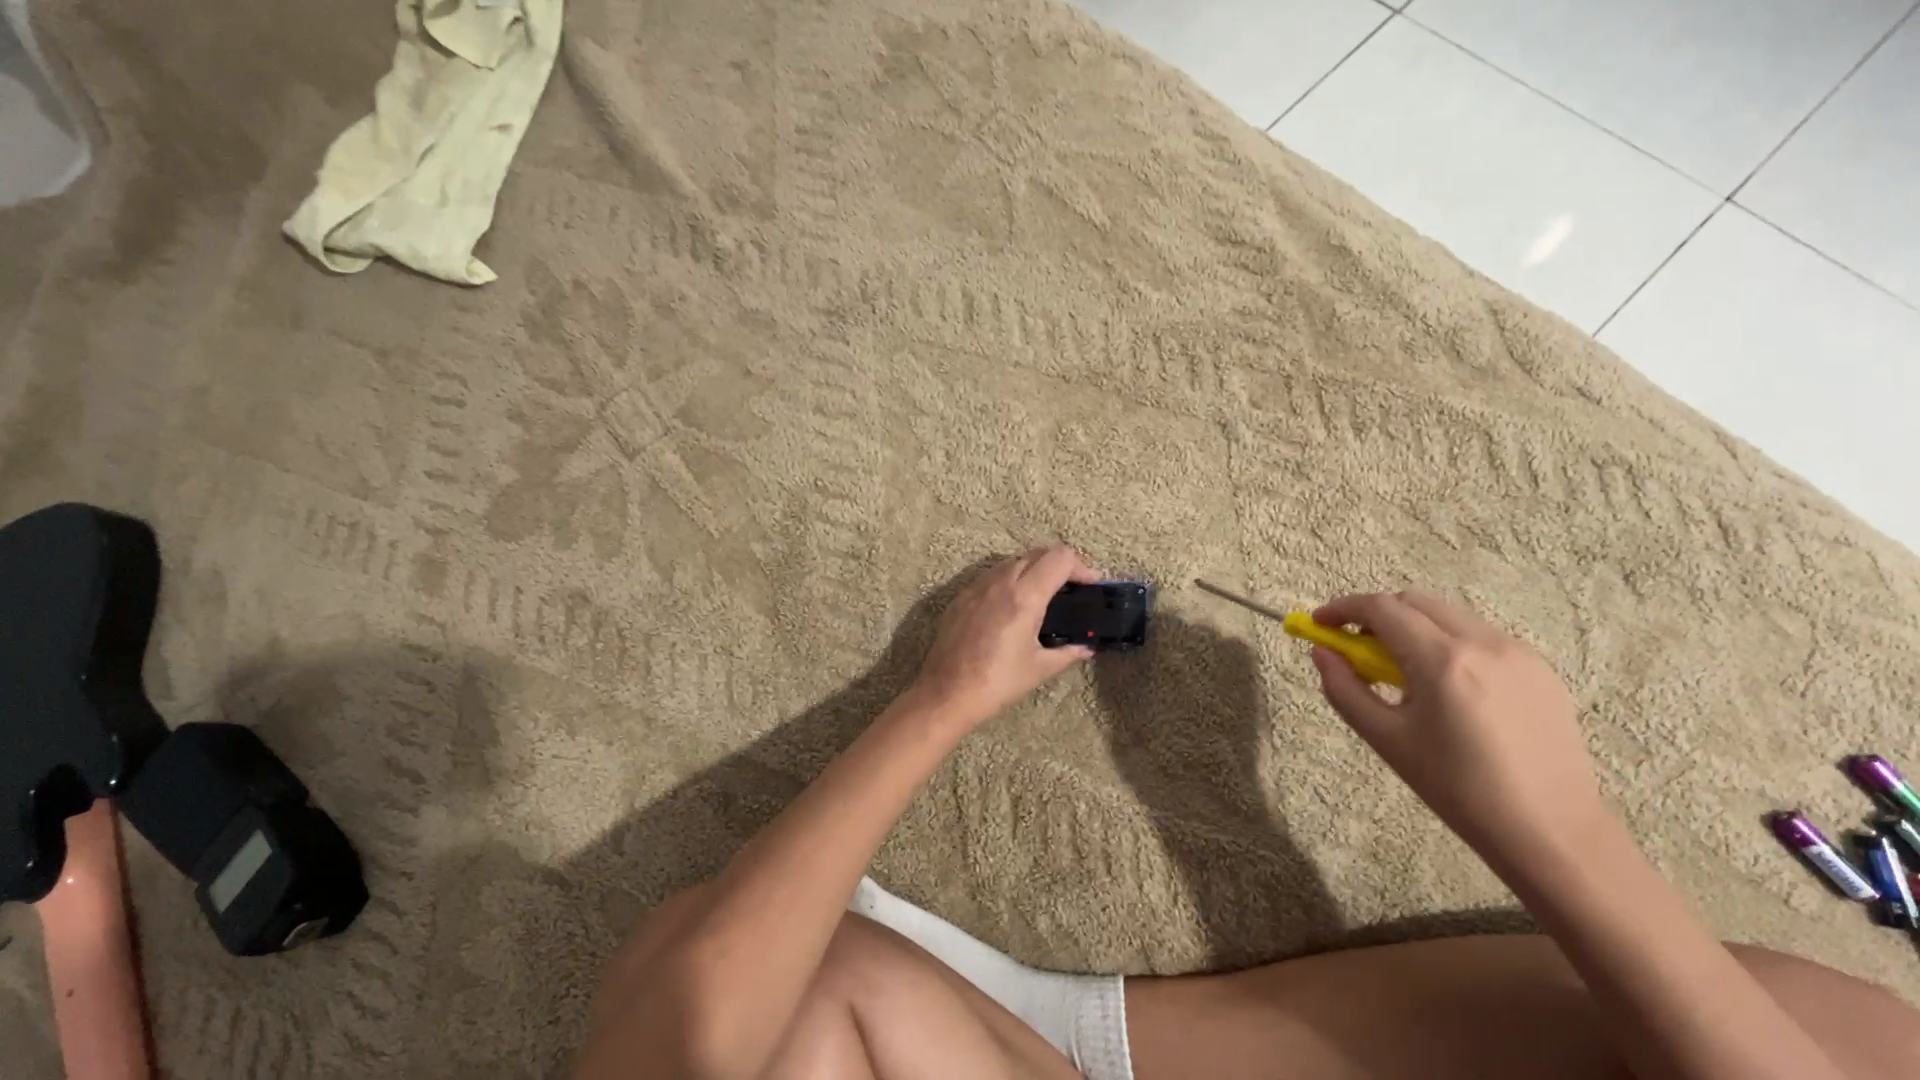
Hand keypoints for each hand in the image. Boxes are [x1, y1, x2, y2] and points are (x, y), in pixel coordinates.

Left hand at [909, 545, 1099, 728]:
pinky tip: (1012, 606)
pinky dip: (1009, 581)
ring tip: (1043, 595)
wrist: (947, 693)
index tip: (1090, 585)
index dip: (1082, 567)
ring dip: (1033, 569)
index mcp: (1025, 596)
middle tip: (1072, 588)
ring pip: (1012, 561)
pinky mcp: (961, 597)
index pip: (1060, 558)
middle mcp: (1000, 582)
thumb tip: (1086, 648)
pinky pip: (991, 576)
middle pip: (1038, 553)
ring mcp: (977, 586)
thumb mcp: (1039, 668)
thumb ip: (1068, 653)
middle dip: (1060, 565)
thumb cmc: (998, 682)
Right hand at [1310, 590, 1608, 872]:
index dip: (1343, 609)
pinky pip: (1481, 637)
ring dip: (1414, 627)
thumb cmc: (1458, 790)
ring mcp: (1518, 652)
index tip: (1319, 623)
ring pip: (1450, 616)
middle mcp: (1483, 643)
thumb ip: (1345, 690)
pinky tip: (1445, 688)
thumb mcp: (1387, 740)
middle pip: (1416, 601)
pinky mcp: (1540, 669)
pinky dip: (1448, 643)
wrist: (1551, 829)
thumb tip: (1322, 653)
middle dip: (1378, 614)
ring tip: (1401, 672)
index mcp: (1442, 661)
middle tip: (1356, 648)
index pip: (1382, 608)